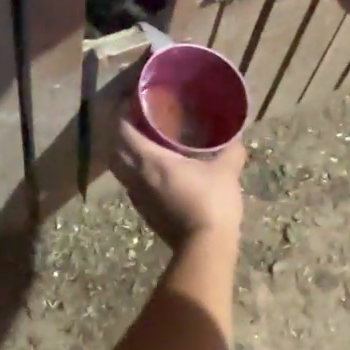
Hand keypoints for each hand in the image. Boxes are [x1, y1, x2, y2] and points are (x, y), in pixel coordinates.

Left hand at [113, 111, 244, 250]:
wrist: (204, 247)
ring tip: (143, 142)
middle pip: (113, 147)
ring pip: (118, 167)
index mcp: (148, 160)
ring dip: (124, 152)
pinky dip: (133, 170)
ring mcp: (135, 195)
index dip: (122, 112)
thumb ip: (230, 151)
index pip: (121, 130)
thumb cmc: (211, 203)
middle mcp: (135, 175)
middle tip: (137, 120)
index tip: (132, 101)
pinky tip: (152, 169)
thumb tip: (236, 139)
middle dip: (119, 131)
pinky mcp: (142, 210)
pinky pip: (128, 182)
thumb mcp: (225, 171)